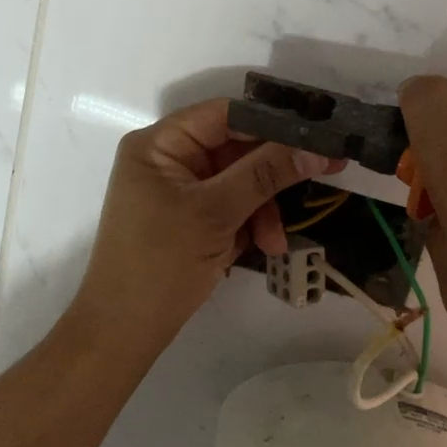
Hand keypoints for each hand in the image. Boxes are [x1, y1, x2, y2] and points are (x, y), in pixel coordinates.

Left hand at [69, 99, 338, 352]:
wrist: (123, 331)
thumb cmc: (160, 262)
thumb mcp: (216, 213)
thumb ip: (266, 174)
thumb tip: (317, 148)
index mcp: (159, 144)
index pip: (223, 114)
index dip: (271, 122)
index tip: (318, 133)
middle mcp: (166, 159)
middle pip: (235, 148)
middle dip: (269, 176)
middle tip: (323, 176)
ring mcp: (177, 190)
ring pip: (238, 181)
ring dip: (262, 208)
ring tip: (274, 242)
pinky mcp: (188, 219)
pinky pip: (229, 207)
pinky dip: (248, 225)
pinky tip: (261, 250)